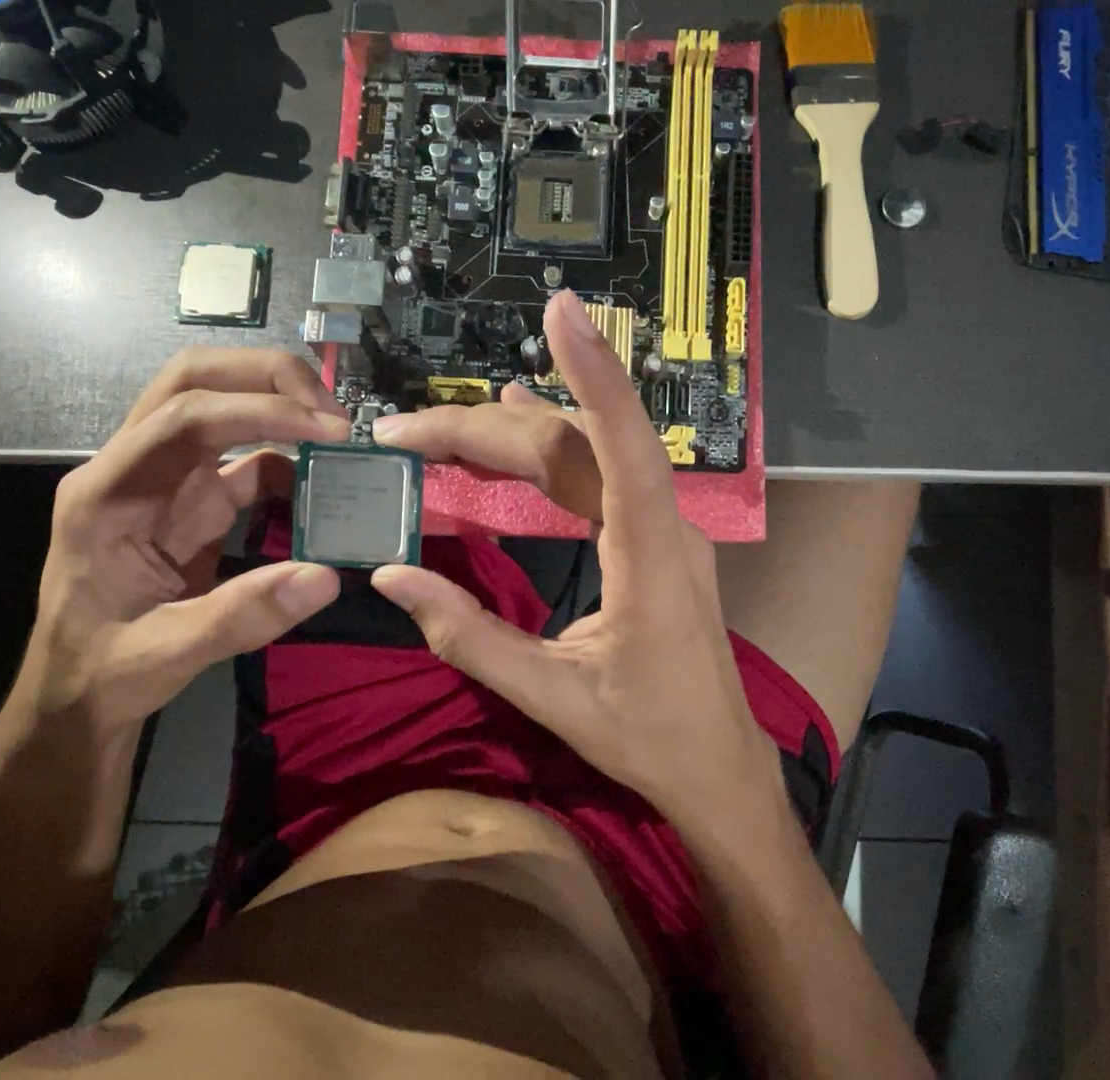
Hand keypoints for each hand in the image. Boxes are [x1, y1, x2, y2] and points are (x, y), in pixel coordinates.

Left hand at [15, 347, 349, 729]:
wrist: (79, 698)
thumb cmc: (105, 672)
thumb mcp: (168, 653)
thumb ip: (243, 616)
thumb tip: (326, 576)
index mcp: (109, 494)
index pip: (182, 417)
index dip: (258, 411)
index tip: (326, 429)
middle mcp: (135, 470)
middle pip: (193, 382)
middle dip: (266, 378)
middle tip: (333, 408)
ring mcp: (166, 484)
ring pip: (219, 410)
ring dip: (279, 408)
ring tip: (338, 434)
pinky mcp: (193, 505)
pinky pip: (243, 464)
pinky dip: (287, 463)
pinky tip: (323, 484)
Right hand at [369, 292, 782, 829]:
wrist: (718, 765)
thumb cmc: (646, 738)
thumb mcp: (552, 697)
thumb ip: (470, 638)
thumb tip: (391, 579)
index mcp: (651, 561)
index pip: (623, 447)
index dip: (593, 374)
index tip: (562, 312)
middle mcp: (665, 529)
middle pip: (575, 447)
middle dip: (485, 430)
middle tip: (403, 429)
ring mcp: (665, 531)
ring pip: (587, 456)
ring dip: (514, 434)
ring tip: (437, 426)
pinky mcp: (656, 541)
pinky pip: (603, 475)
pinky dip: (555, 445)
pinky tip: (518, 415)